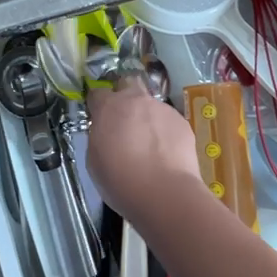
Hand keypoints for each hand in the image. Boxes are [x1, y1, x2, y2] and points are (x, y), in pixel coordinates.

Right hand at [86, 77, 207, 223]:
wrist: (164, 193)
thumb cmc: (120, 180)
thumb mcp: (94, 160)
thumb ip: (98, 137)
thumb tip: (106, 132)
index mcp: (109, 107)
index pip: (97, 92)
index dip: (97, 104)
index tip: (98, 118)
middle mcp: (136, 100)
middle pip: (128, 83)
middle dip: (124, 96)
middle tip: (124, 120)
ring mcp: (162, 109)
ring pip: (151, 105)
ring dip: (147, 118)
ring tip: (150, 145)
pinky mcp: (182, 122)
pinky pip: (168, 121)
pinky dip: (165, 132)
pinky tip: (166, 153)